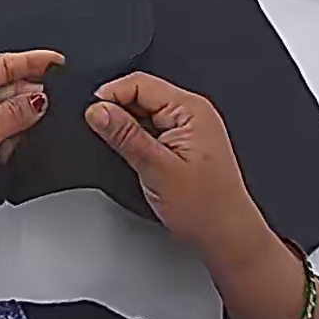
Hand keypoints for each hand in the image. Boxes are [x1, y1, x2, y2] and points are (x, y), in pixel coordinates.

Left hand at [0, 50, 62, 221]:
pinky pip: (12, 131)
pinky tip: (14, 148)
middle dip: (32, 96)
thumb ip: (14, 112)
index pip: (6, 63)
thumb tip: (40, 99)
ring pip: (15, 110)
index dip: (33, 61)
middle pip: (14, 85)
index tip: (58, 62)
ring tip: (21, 134)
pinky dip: (18, 138)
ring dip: (24, 121)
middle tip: (50, 107)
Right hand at [85, 73, 275, 266]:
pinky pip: (150, 128)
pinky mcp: (182, 141)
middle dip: (118, 113)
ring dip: (128, 128)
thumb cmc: (206, 207)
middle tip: (108, 139)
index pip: (139, 82)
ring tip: (130, 155)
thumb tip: (97, 110)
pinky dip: (137, 140)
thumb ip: (124, 135)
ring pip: (143, 113)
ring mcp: (187, 126)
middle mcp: (191, 112)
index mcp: (190, 108)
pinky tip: (139, 159)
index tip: (92, 114)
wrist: (227, 236)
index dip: (111, 95)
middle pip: (140, 95)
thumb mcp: (156, 168)